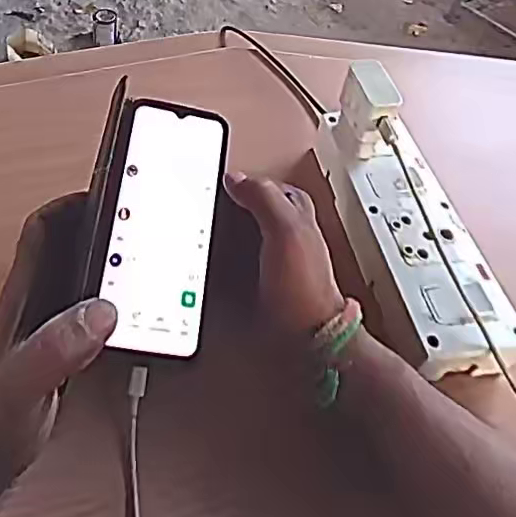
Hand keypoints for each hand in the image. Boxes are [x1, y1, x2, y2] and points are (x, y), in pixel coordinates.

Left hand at [0, 195, 118, 483]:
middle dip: (95, 223)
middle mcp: (35, 302)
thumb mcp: (24, 382)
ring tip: (137, 251)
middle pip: (65, 243)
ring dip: (104, 257)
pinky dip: (109, 297)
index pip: (41, 232)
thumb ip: (56, 348)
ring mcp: (47, 322)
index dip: (68, 206)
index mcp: (23, 297)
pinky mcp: (61, 345)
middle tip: (129, 216)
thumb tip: (98, 313)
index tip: (101, 193)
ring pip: (76, 272)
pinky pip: (87, 305)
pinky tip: (128, 308)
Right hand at [225, 172, 346, 338]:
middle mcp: (288, 237)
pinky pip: (241, 260)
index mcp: (298, 217)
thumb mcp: (285, 230)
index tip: (225, 180)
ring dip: (229, 230)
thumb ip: (264, 198)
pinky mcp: (263, 283)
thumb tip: (237, 179)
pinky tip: (216, 260)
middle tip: (213, 200)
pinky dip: (227, 257)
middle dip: (238, 203)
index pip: (273, 187)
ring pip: (250, 234)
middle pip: (261, 209)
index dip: (251, 181)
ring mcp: (276, 261)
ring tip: (208, 227)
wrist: (307, 337)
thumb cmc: (303, 286)